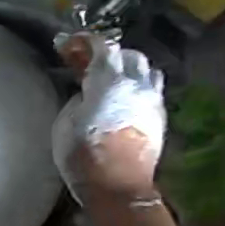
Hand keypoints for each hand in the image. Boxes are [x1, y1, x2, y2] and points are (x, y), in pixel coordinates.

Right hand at [51, 33, 165, 203]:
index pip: (103, 47)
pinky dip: (136, 86)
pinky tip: (123, 97)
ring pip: (146, 70)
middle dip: (110, 53)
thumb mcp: (65, 122)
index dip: (86, 40)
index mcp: (111, 82)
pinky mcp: (159, 116)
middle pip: (130, 55)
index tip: (70, 42)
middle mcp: (137, 84)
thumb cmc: (83, 154)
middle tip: (89, 61)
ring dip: (129, 68)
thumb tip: (87, 93)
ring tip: (111, 77)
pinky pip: (150, 89)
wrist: (118, 185)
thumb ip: (78, 99)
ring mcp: (152, 100)